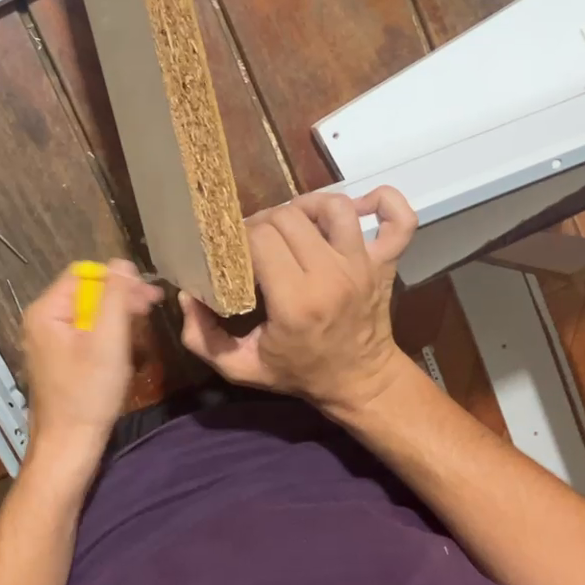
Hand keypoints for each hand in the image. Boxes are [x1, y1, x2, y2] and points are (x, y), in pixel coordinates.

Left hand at [23, 259, 163, 463]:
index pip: (85, 274)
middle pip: (87, 293)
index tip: (148, 295)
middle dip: (121, 299)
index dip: (118, 279)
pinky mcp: (59, 360)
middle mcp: (42, 321)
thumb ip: (116, 296)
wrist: (70, 445)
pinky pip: (86, 335)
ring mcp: (48, 342)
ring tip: (141, 333)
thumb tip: (122, 263)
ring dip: (118, 319)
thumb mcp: (108, 339)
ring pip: (89, 315)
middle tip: (153, 309)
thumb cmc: (89, 393)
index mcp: (46, 311)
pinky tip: (126, 351)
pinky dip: (108, 338)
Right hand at [180, 188, 417, 418]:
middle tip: (251, 241)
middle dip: (261, 222)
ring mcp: (363, 265)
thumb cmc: (298, 373)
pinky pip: (398, 218)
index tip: (230, 253)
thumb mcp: (240, 368)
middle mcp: (332, 276)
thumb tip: (186, 295)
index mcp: (296, 303)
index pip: (259, 240)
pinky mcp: (385, 262)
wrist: (359, 382)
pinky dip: (380, 201)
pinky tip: (356, 207)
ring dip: (305, 206)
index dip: (237, 238)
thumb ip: (202, 338)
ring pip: (333, 206)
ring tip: (290, 223)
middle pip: (288, 217)